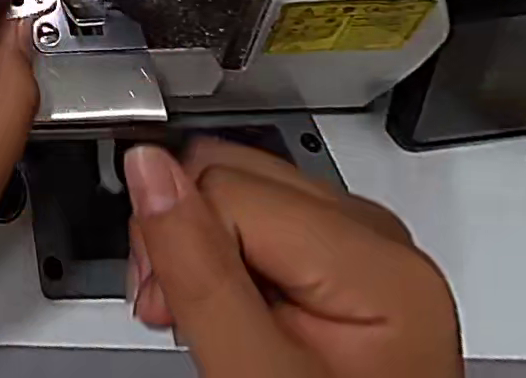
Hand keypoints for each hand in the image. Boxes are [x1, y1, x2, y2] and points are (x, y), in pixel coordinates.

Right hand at [124, 140, 461, 377]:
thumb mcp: (252, 373)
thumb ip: (199, 271)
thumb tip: (149, 167)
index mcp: (376, 264)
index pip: (221, 190)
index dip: (180, 244)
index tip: (169, 305)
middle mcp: (371, 235)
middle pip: (226, 174)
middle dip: (178, 232)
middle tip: (174, 307)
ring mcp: (356, 240)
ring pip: (228, 182)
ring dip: (189, 239)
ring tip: (197, 310)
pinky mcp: (334, 249)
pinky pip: (246, 204)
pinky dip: (213, 247)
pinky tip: (221, 300)